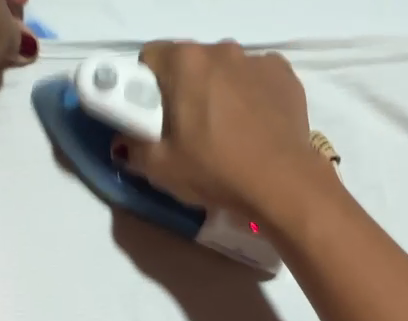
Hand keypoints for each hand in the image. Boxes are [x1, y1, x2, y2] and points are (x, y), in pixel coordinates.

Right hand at [118, 42, 329, 220]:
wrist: (282, 183)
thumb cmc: (216, 171)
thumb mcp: (162, 169)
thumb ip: (134, 149)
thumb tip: (123, 143)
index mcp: (185, 62)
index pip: (149, 58)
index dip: (144, 87)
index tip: (150, 116)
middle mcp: (221, 49)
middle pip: (190, 64)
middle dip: (183, 91)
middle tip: (186, 134)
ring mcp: (256, 60)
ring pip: (225, 72)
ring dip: (219, 94)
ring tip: (225, 137)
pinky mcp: (284, 75)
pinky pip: (256, 81)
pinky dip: (250, 99)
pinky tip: (253, 130)